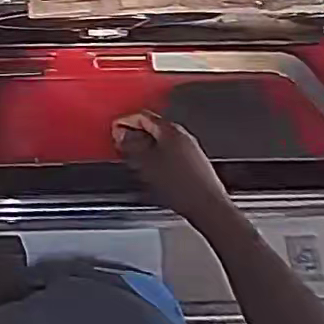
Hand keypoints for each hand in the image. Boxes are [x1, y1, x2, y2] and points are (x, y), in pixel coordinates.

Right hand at [113, 112, 233, 223]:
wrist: (208, 208)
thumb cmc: (181, 186)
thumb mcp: (145, 163)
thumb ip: (130, 145)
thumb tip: (121, 135)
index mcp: (170, 130)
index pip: (142, 116)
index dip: (125, 121)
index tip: (115, 129)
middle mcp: (183, 135)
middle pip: (153, 127)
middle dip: (135, 134)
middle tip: (122, 143)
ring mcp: (191, 149)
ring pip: (162, 140)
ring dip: (146, 145)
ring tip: (135, 158)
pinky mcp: (195, 163)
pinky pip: (171, 151)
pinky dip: (158, 155)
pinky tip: (154, 169)